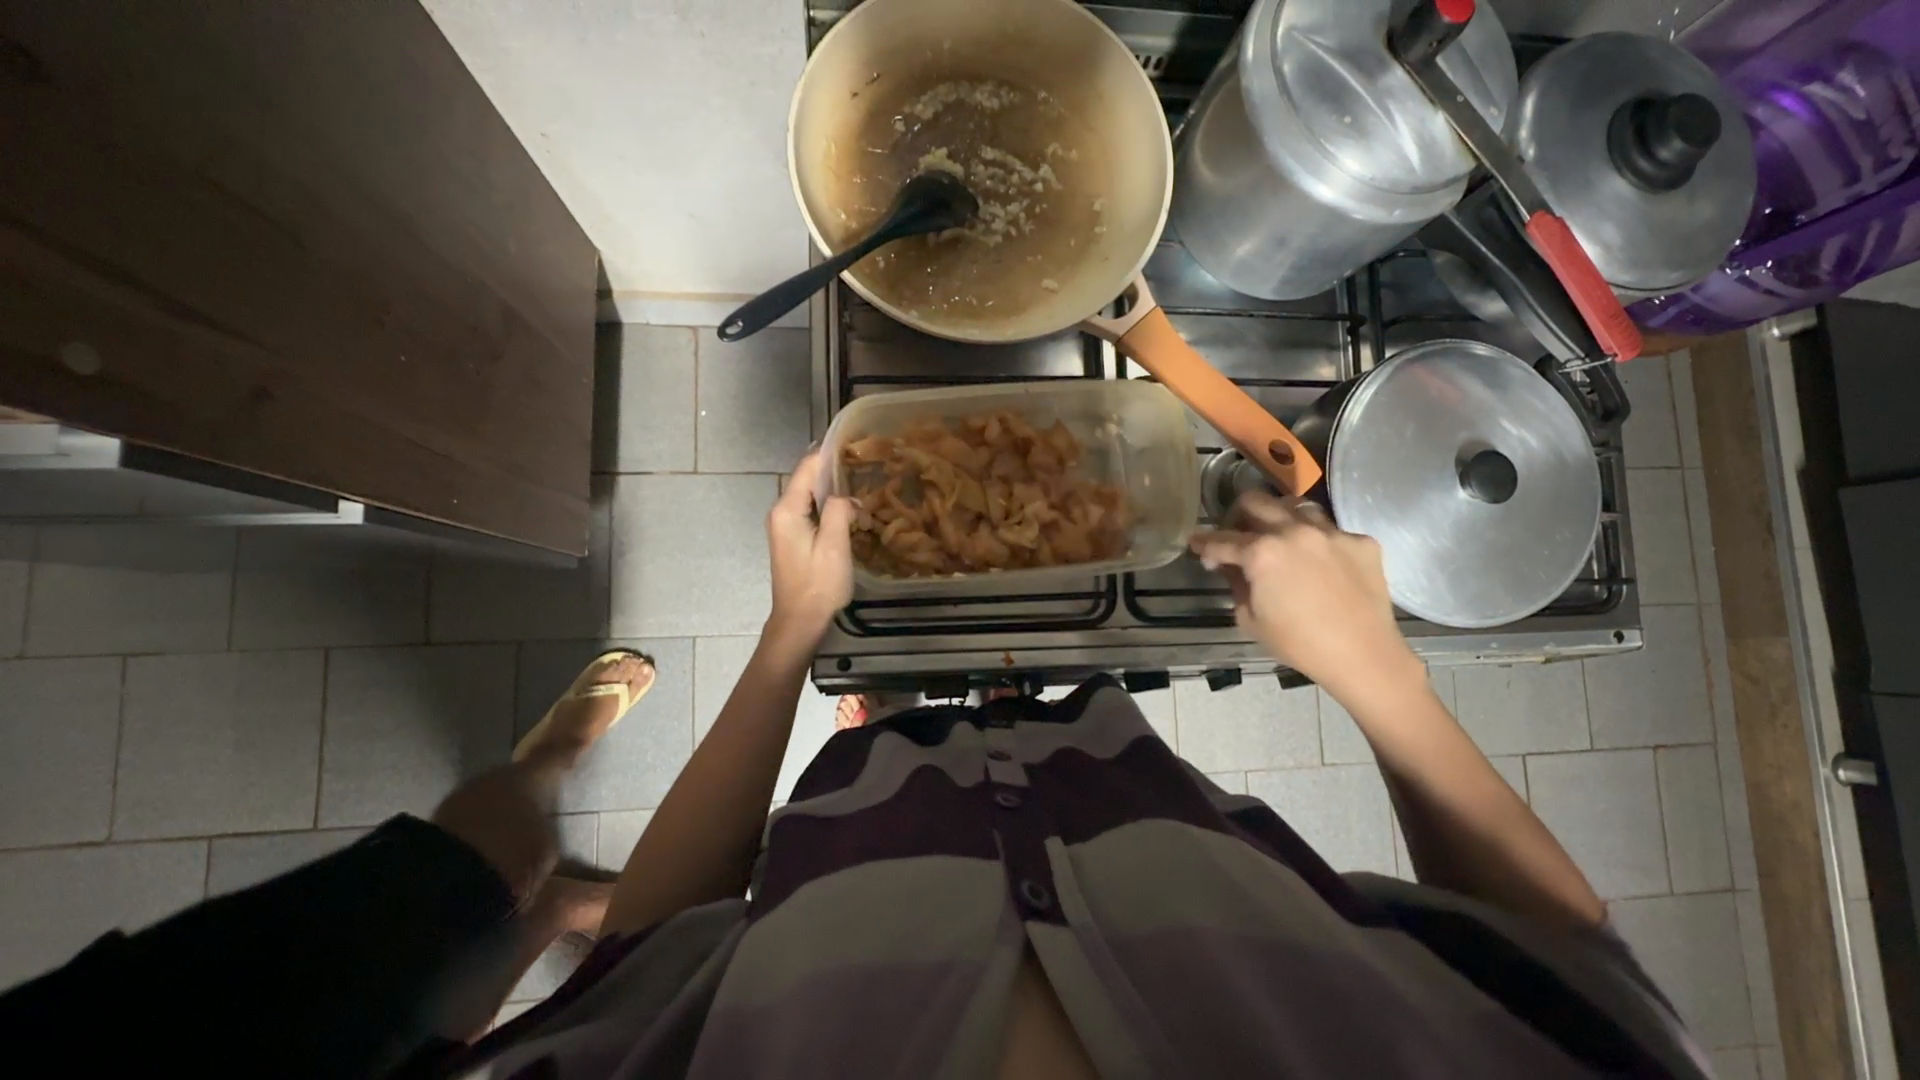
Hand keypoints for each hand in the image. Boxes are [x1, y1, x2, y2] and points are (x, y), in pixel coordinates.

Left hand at [766, 451, 854, 645]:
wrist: (799, 621)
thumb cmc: (818, 585)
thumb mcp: (835, 546)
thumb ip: (839, 511)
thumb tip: (846, 496)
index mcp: (787, 510)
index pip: (808, 467)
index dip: (830, 451)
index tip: (856, 441)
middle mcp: (781, 512)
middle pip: (807, 478)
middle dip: (834, 467)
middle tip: (866, 459)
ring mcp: (785, 525)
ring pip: (810, 494)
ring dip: (834, 486)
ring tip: (863, 477)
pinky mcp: (793, 537)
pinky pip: (811, 509)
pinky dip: (829, 503)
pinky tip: (850, 505)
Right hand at [1190, 492, 1420, 698]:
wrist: (1362, 655)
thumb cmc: (1299, 644)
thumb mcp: (1250, 619)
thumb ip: (1237, 584)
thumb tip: (1232, 567)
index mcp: (1262, 553)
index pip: (1222, 540)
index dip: (1205, 544)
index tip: (1198, 545)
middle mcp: (1294, 531)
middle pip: (1255, 501)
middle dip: (1236, 516)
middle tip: (1236, 534)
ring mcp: (1331, 532)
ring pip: (1295, 505)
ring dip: (1279, 517)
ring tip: (1278, 536)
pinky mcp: (1360, 541)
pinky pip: (1332, 530)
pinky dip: (1318, 542)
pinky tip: (1319, 562)